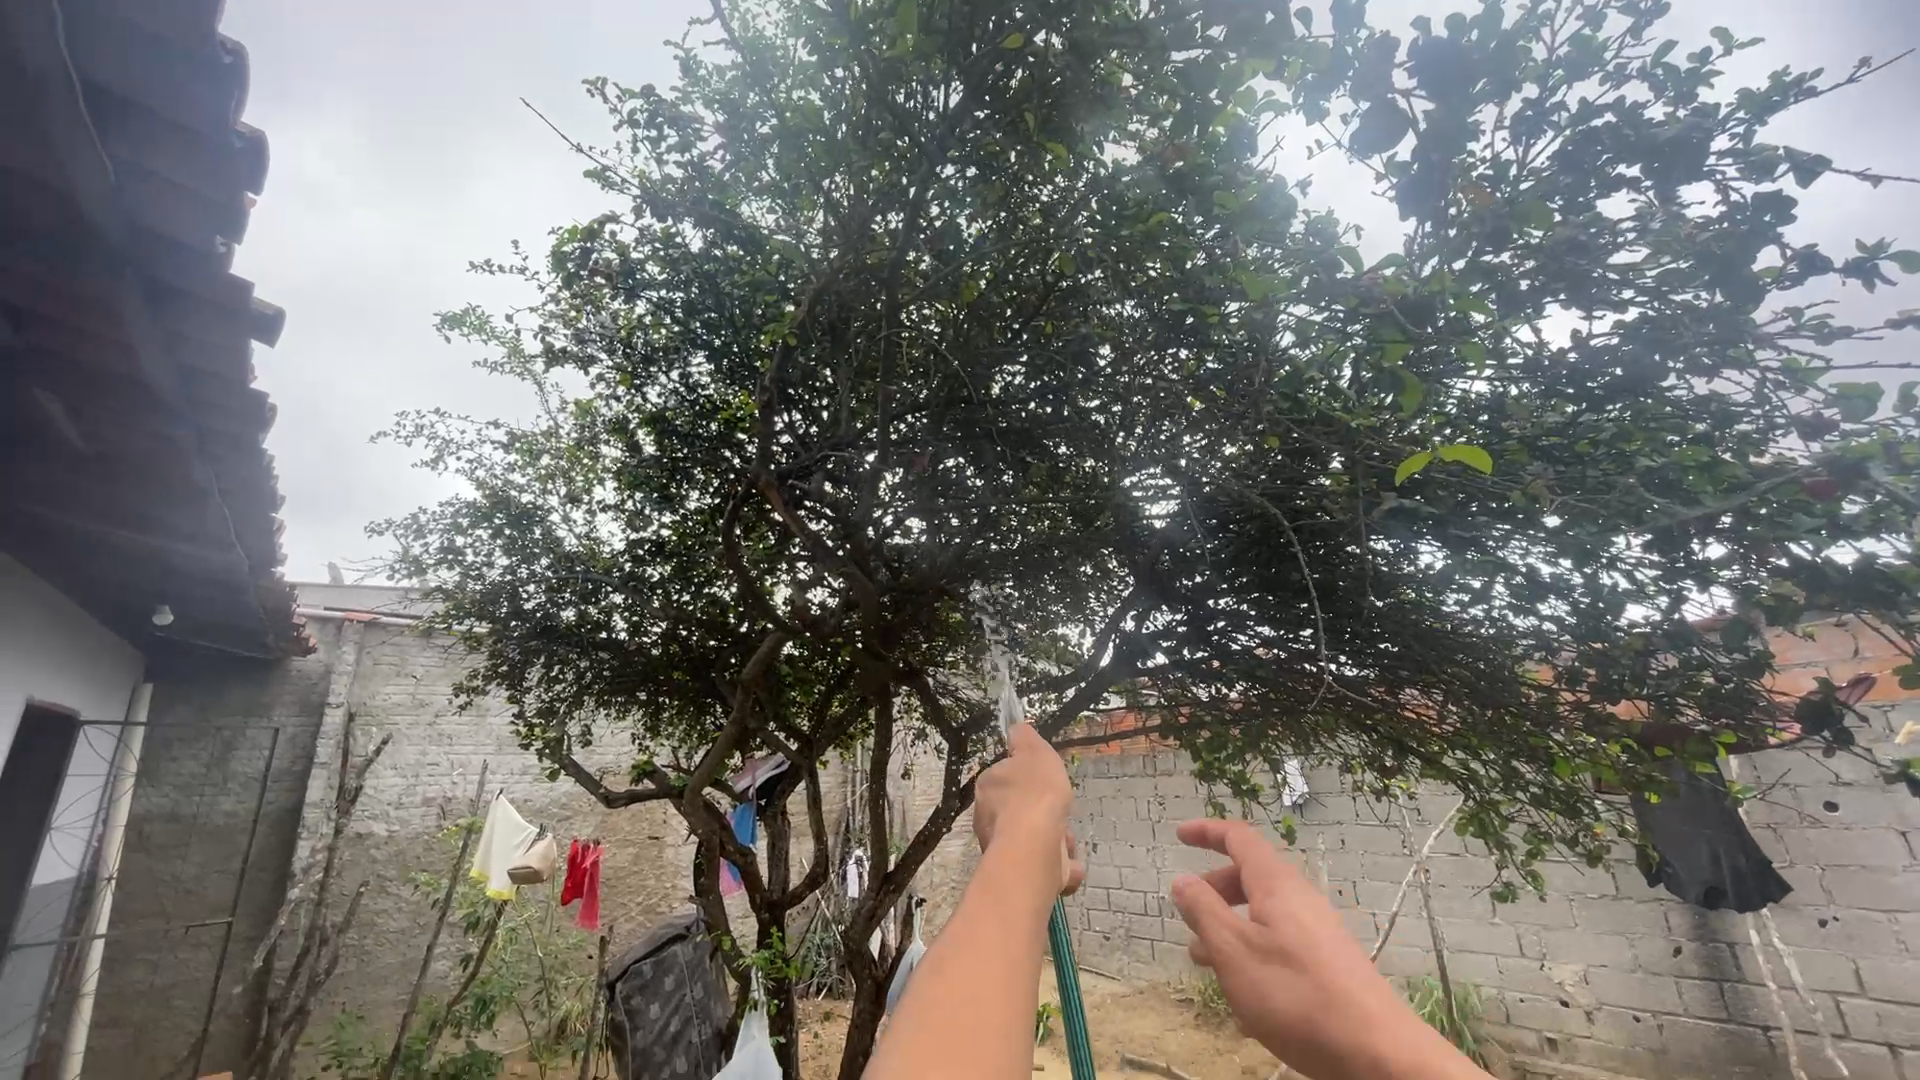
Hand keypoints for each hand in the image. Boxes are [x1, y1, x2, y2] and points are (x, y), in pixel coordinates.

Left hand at [972, 725, 1084, 895]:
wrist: (1035, 847)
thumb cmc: (1035, 794)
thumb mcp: (1034, 751)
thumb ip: (1025, 738)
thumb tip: (1015, 728)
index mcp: (988, 788)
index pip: (1006, 779)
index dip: (1029, 781)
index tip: (1045, 783)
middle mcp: (988, 819)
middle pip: (1024, 812)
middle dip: (1048, 814)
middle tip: (1060, 812)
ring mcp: (1003, 850)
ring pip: (1037, 841)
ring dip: (1058, 841)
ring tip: (1066, 840)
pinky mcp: (1020, 876)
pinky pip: (1047, 868)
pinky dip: (1062, 867)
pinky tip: (1070, 865)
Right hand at [1169, 819, 1478, 1079]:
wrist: (1379, 1055)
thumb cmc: (1296, 994)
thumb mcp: (1234, 951)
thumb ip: (1204, 911)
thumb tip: (1182, 880)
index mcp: (1276, 884)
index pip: (1239, 838)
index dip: (1207, 831)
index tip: (1179, 835)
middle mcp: (1299, 899)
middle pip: (1250, 876)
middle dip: (1214, 890)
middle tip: (1188, 915)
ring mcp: (1318, 932)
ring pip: (1263, 915)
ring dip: (1229, 929)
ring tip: (1205, 963)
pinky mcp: (1328, 965)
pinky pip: (1280, 944)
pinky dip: (1253, 955)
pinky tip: (1244, 998)